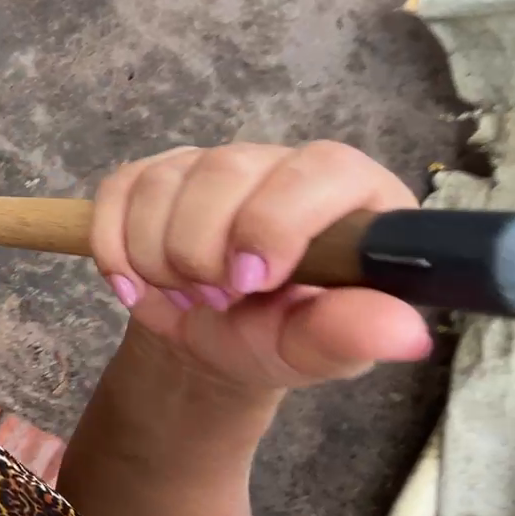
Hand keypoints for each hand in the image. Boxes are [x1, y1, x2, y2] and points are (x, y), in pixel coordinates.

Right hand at [91, 142, 432, 390]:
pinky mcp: (144, 175)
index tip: (248, 283)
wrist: (204, 336)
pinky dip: (112, 246)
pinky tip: (130, 282)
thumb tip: (402, 332)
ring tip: (177, 293)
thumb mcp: (314, 351)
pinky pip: (114, 192)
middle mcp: (274, 164)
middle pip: (221, 172)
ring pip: (159, 183)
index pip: (319, 170)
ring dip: (153, 254)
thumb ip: (350, 335)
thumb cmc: (271, 338)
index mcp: (348, 193)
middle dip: (198, 249)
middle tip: (210, 300)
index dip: (272, 222)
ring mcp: (202, 164)